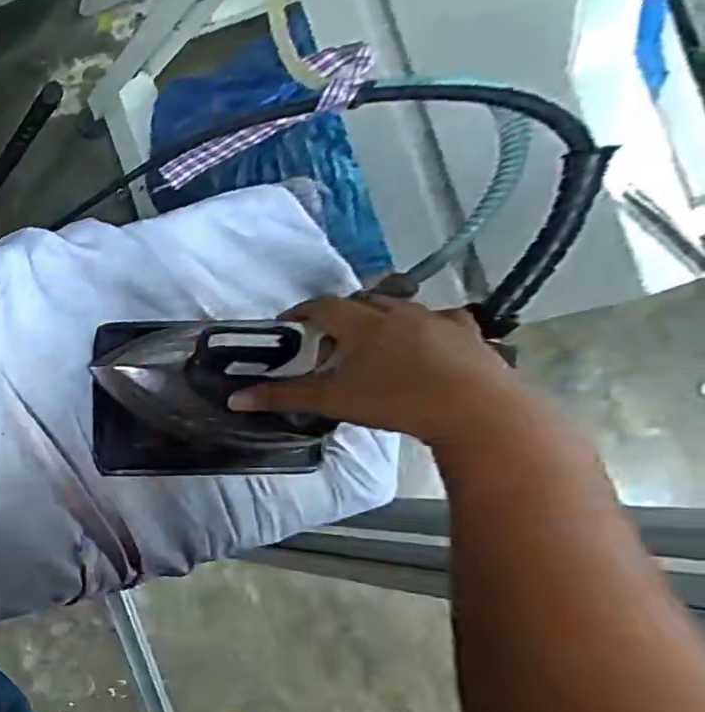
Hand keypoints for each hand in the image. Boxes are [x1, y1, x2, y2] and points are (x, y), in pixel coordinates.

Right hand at [228, 296, 535, 447]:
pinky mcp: (469, 334)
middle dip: (341, 313)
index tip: (286, 324)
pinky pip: (442, 319)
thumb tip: (235, 399)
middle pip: (362, 300)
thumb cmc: (395, 400)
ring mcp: (439, 320)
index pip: (322, 305)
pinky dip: (425, 325)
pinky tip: (423, 340)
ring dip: (380, 317)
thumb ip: (282, 397)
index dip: (300, 312)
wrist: (477, 411)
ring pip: (400, 307)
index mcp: (363, 323)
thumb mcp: (330, 401)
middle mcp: (400, 313)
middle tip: (326, 337)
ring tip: (371, 341)